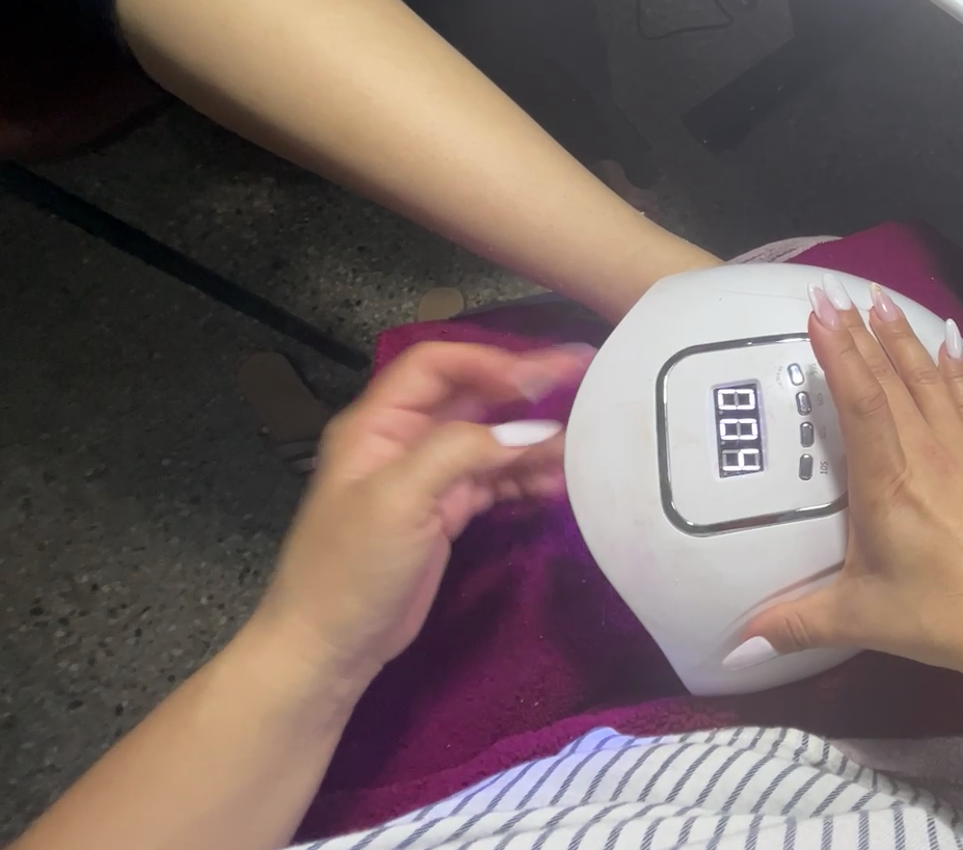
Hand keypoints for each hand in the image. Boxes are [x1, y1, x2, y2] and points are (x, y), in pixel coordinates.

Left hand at [249, 341, 593, 686]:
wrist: (330, 649)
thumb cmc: (349, 570)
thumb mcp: (398, 500)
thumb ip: (461, 452)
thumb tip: (532, 430)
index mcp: (380, 424)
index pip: (438, 365)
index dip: (490, 362)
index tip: (540, 380)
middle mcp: (409, 439)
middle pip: (477, 395)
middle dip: (530, 388)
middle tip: (583, 378)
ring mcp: (433, 474)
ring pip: (497, 437)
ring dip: (538, 439)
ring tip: (583, 446)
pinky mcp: (453, 506)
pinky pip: (503, 477)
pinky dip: (533, 476)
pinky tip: (561, 484)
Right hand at [742, 279, 962, 695]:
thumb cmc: (942, 616)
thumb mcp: (862, 618)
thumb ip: (796, 624)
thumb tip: (734, 648)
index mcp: (889, 480)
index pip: (861, 400)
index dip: (839, 352)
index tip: (819, 310)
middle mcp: (928, 451)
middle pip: (891, 378)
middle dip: (859, 331)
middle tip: (835, 290)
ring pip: (929, 380)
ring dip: (904, 338)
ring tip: (883, 299)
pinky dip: (954, 368)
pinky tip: (951, 342)